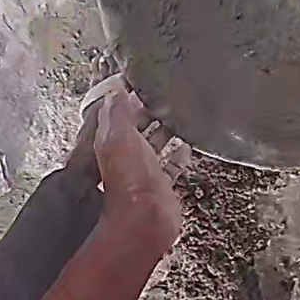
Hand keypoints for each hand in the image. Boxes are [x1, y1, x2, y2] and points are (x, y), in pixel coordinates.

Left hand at [89, 82, 183, 242]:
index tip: (140, 81)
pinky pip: (172, 164)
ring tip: (178, 114)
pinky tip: (186, 145)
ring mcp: (145, 169)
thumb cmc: (131, 180)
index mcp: (113, 139)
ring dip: (165, 129)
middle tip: (163, 94)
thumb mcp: (119, 136)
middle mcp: (127, 153)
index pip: (118, 111)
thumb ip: (118, 111)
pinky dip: (179, 154)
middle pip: (138, 125)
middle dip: (149, 110)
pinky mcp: (162, 182)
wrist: (146, 218)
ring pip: (155, 143)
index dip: (127, 96)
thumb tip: (116, 88)